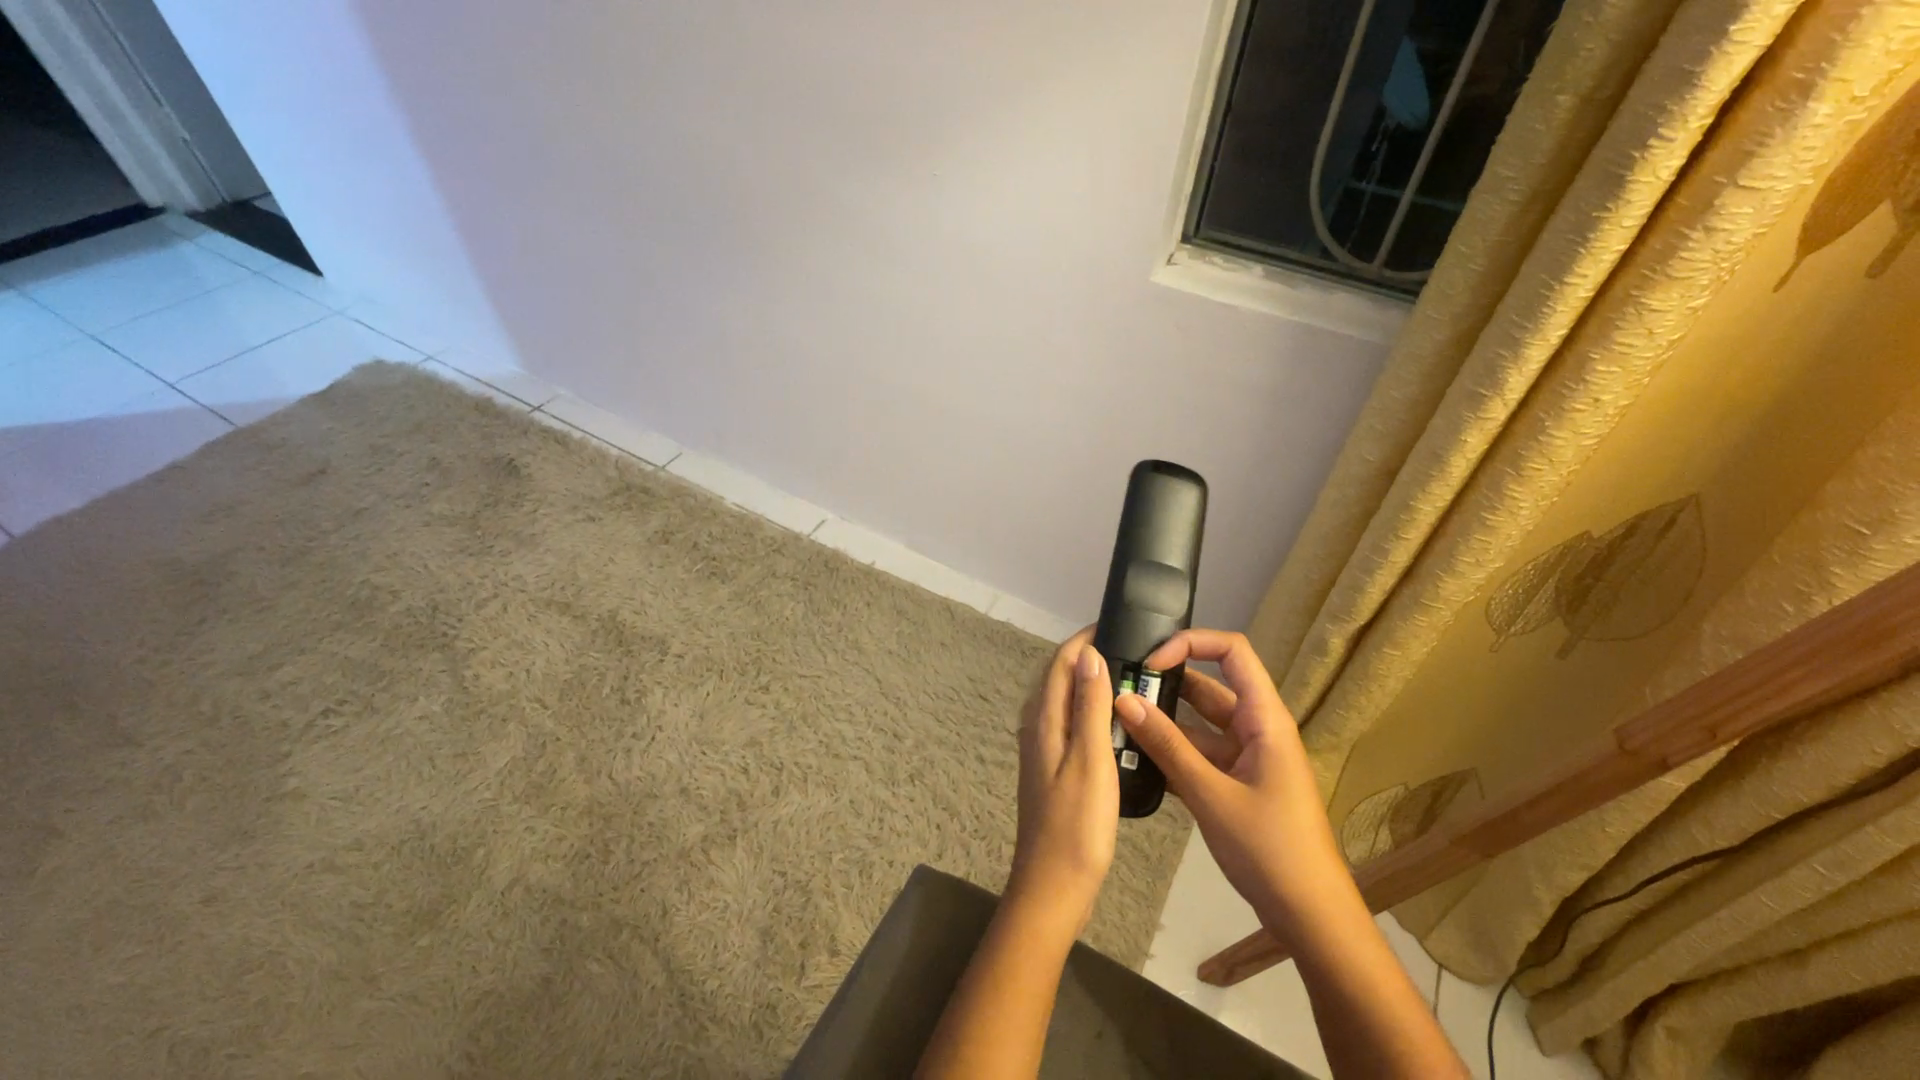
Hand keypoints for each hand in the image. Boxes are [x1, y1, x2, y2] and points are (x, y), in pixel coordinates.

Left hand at [1008, 629, 1119, 932]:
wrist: (1054, 886)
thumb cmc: (1076, 824)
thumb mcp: (1090, 760)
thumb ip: (1088, 707)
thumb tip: (1089, 654)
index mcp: (1043, 722)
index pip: (1061, 664)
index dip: (1086, 640)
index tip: (1120, 625)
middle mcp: (1037, 730)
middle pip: (1060, 679)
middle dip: (1090, 657)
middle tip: (1133, 650)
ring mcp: (1043, 752)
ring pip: (1066, 704)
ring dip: (1091, 685)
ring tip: (1132, 680)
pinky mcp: (1053, 772)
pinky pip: (1072, 727)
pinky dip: (1092, 714)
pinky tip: (1116, 726)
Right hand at [1113, 629, 1347, 932]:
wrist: (1309, 913)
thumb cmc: (1269, 847)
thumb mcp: (1211, 795)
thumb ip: (1167, 747)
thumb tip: (1123, 700)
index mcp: (1264, 718)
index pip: (1232, 651)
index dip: (1190, 644)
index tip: (1150, 662)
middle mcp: (1256, 728)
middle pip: (1208, 686)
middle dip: (1164, 683)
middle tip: (1116, 689)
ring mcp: (1246, 757)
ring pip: (1198, 725)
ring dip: (1162, 723)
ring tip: (1114, 723)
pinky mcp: (1236, 784)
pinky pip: (1198, 756)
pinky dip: (1170, 755)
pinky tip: (1133, 761)